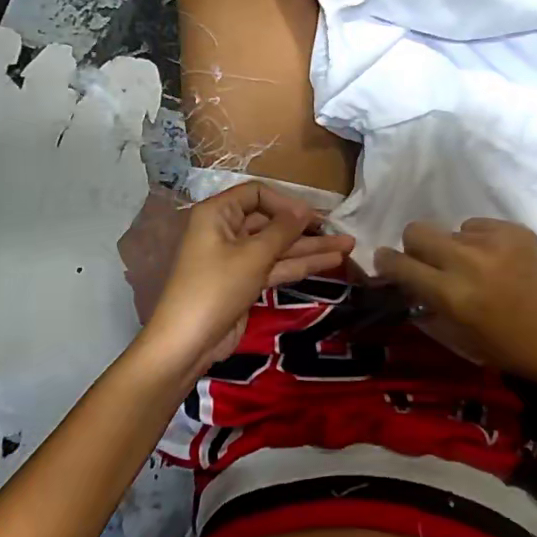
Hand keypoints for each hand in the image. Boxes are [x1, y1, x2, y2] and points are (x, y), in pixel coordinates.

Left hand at [143, 182, 353, 374]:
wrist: (188, 342)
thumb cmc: (216, 288)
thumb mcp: (252, 255)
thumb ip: (282, 230)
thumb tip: (304, 210)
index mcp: (218, 213)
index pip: (257, 194)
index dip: (286, 203)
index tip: (313, 217)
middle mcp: (226, 230)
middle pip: (271, 221)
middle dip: (305, 227)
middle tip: (341, 231)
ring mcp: (236, 258)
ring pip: (278, 247)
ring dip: (310, 247)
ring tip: (348, 246)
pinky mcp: (245, 281)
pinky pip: (276, 266)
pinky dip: (299, 265)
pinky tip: (330, 262)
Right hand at [373, 218, 536, 386]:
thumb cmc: (509, 347)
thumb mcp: (458, 339)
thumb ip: (425, 309)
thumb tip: (402, 284)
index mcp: (452, 295)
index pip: (401, 265)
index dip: (387, 262)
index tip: (387, 262)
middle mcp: (468, 262)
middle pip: (417, 231)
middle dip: (415, 246)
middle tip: (429, 263)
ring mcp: (494, 241)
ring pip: (450, 231)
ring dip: (453, 248)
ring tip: (476, 268)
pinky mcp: (515, 229)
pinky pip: (478, 226)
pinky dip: (479, 241)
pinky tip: (497, 261)